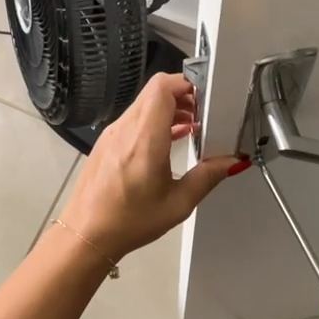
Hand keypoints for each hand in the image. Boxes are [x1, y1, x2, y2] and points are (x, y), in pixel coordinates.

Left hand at [57, 73, 248, 260]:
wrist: (86, 234)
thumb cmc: (128, 221)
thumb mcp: (178, 203)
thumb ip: (208, 177)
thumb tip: (232, 162)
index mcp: (145, 139)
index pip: (163, 87)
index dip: (187, 84)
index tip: (205, 96)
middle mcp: (125, 129)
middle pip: (155, 90)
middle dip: (183, 94)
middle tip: (203, 113)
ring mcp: (112, 133)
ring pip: (144, 102)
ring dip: (169, 107)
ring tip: (191, 126)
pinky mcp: (106, 141)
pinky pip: (134, 117)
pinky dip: (154, 119)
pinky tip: (169, 139)